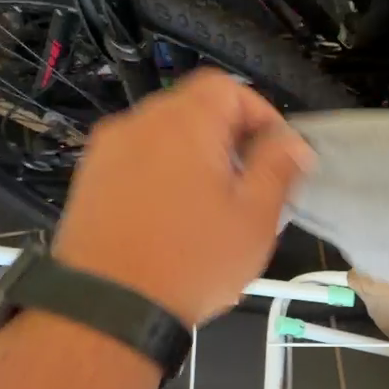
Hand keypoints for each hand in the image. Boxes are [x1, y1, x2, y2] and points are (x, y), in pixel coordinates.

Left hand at [50, 69, 315, 325]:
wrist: (113, 301)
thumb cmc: (193, 260)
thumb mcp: (255, 217)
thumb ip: (278, 170)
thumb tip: (294, 144)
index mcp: (184, 126)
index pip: (227, 87)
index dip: (262, 114)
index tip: (281, 155)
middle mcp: (140, 125)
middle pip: (196, 110)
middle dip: (234, 142)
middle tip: (258, 188)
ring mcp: (109, 151)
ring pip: (170, 139)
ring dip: (203, 162)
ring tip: (222, 211)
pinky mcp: (94, 179)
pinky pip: (144, 162)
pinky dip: (171, 178)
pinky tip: (185, 222)